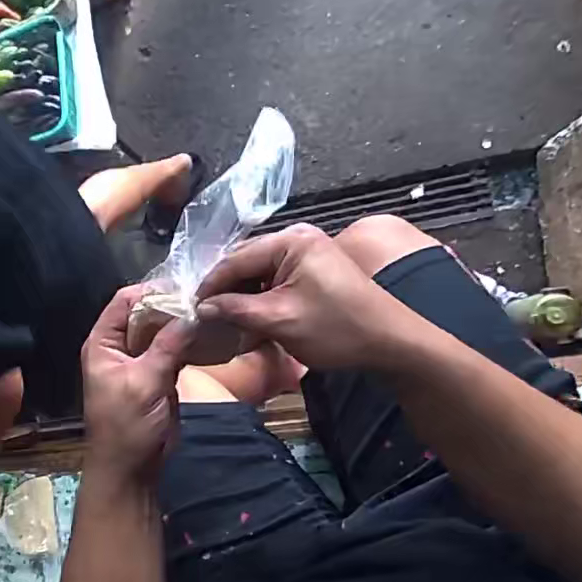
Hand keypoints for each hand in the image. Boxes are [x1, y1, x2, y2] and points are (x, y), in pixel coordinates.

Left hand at [82, 284, 195, 480]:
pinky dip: (189, 341)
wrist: (132, 469)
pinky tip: (210, 335)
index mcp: (103, 343)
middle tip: (205, 300)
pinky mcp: (160, 374)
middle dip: (172, 305)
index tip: (185, 289)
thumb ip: (167, 346)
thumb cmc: (126, 426)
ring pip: (163, 329)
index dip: (152, 291)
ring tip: (211, 314)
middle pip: (146, 312)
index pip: (124, 301)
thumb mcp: (144, 382)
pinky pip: (174, 348)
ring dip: (183, 323)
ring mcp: (141, 360)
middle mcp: (120, 346)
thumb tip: (193, 313)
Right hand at [194, 224, 416, 371]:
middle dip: (226, 292)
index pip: (236, 259)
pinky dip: (262, 301)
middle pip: (247, 263)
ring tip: (225, 323)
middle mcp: (298, 238)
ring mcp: (309, 254)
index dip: (210, 285)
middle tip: (205, 318)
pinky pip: (277, 282)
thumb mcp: (279, 319)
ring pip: (261, 275)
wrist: (390, 342)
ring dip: (244, 299)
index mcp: (291, 240)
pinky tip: (251, 321)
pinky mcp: (315, 272)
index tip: (191, 310)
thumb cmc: (336, 328)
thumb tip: (202, 308)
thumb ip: (236, 309)